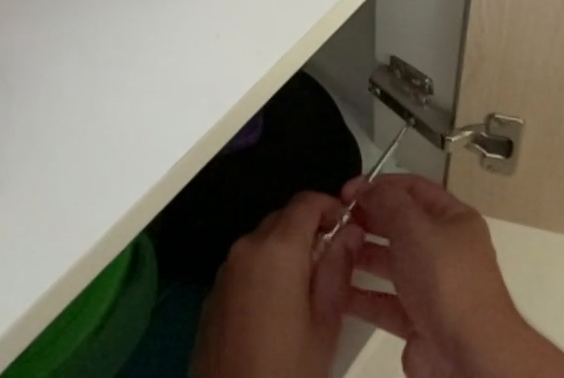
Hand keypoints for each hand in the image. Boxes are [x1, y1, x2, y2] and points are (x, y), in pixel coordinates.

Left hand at [192, 190, 362, 377]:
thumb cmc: (285, 371)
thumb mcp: (325, 323)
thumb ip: (338, 268)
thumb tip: (349, 234)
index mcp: (276, 250)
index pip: (306, 202)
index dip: (330, 206)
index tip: (347, 224)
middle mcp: (246, 250)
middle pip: (283, 218)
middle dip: (310, 230)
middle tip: (336, 258)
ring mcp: (226, 271)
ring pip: (264, 241)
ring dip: (287, 251)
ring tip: (311, 287)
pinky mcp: (214, 293)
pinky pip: (246, 265)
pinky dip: (265, 270)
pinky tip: (280, 306)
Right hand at [343, 175, 563, 377]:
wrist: (468, 354)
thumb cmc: (449, 282)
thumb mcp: (414, 227)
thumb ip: (387, 202)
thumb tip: (367, 188)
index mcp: (455, 220)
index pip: (415, 189)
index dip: (382, 185)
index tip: (351, 189)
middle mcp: (446, 251)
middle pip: (400, 226)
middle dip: (369, 220)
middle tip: (338, 218)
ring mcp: (432, 287)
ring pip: (390, 264)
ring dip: (361, 255)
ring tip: (334, 249)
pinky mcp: (418, 320)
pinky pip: (384, 301)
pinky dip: (361, 295)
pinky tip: (337, 287)